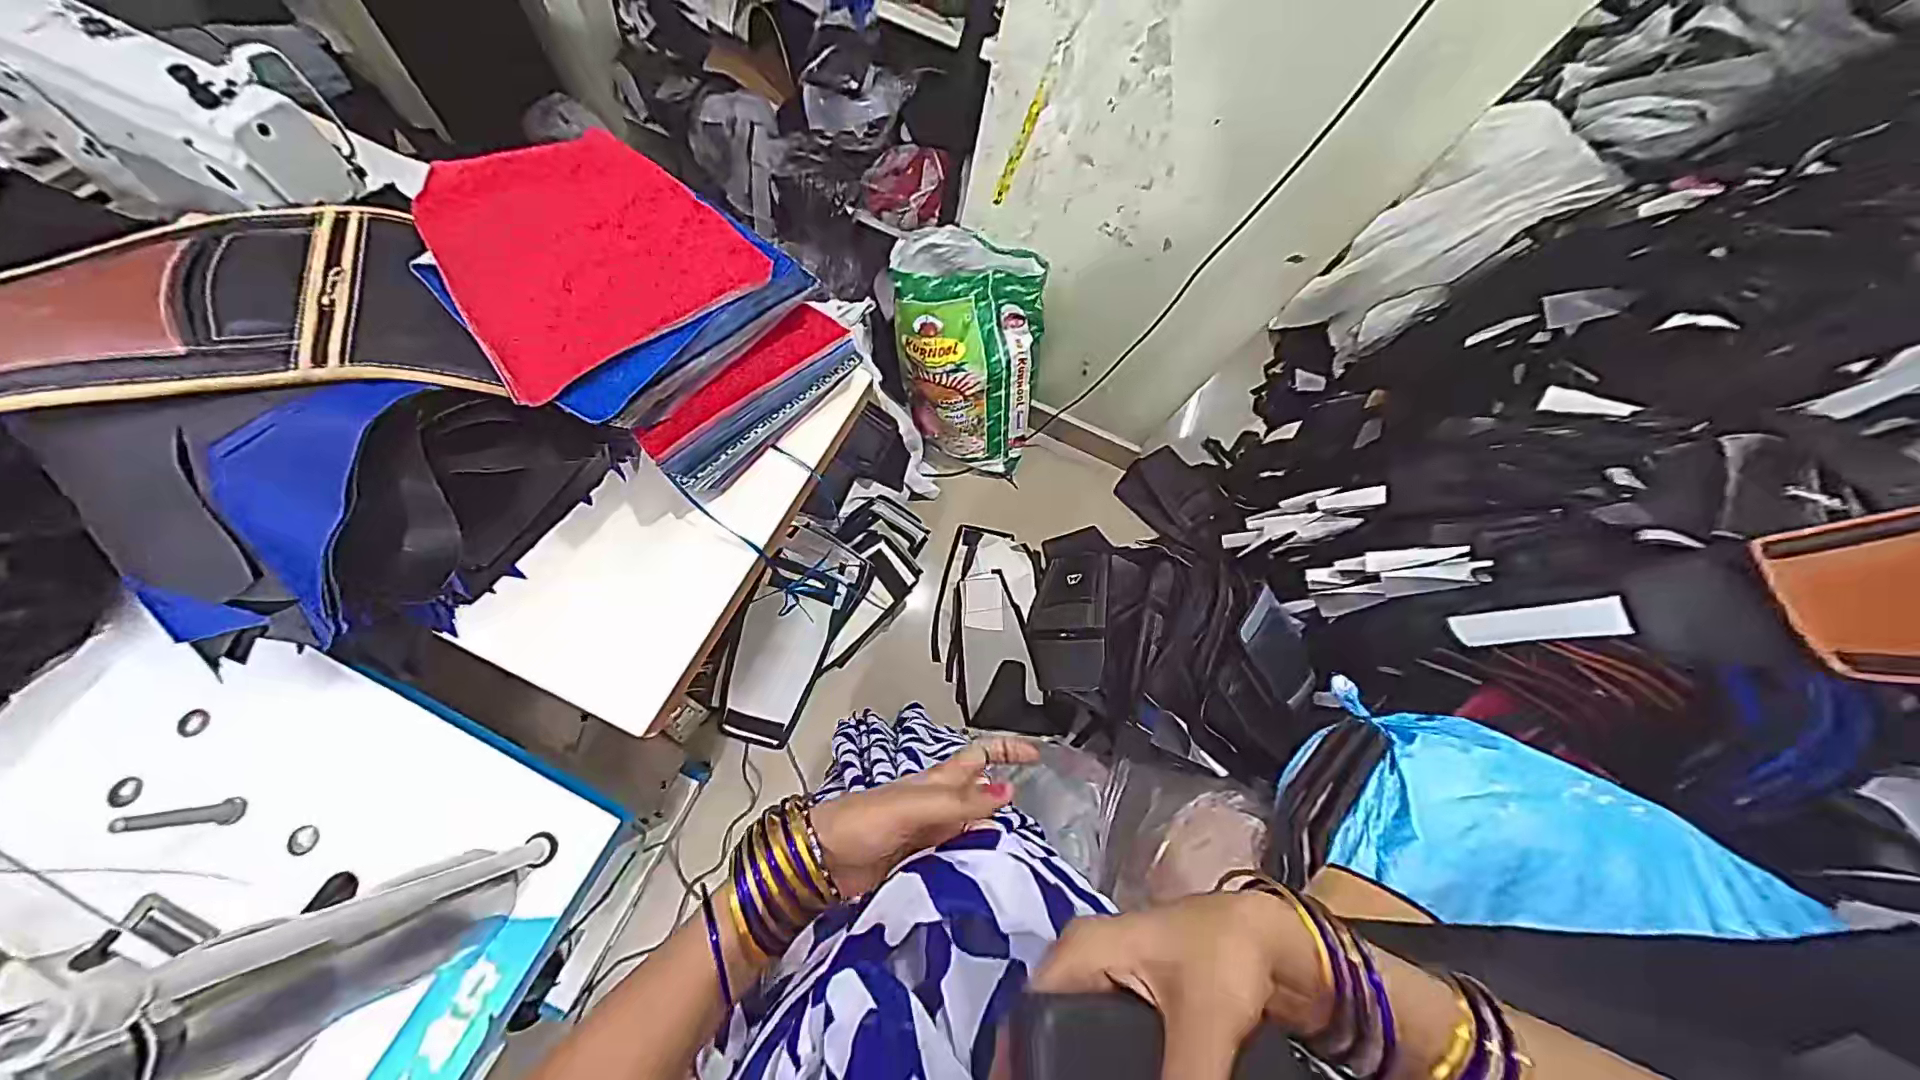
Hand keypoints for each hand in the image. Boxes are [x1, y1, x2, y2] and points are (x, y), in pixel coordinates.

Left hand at [809, 736, 1037, 895]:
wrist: (823, 860)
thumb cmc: (861, 821)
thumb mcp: (914, 805)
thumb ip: (959, 803)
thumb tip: (1006, 793)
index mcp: (936, 780)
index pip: (979, 756)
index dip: (1006, 750)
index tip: (1036, 753)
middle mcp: (937, 804)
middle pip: (980, 793)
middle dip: (1005, 795)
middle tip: (1035, 810)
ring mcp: (929, 833)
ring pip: (972, 827)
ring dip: (993, 834)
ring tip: (1020, 848)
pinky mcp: (921, 862)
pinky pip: (957, 858)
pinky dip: (974, 862)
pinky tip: (987, 874)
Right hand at [1030, 891, 1332, 1079]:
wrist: (1279, 942)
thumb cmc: (1228, 955)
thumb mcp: (1204, 1024)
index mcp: (1082, 949)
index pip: (1029, 1012)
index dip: (1020, 1059)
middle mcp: (1085, 964)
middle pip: (1047, 1029)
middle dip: (1046, 1066)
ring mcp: (1108, 985)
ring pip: (1073, 1039)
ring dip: (1075, 1069)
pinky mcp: (1135, 1010)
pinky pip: (1101, 1048)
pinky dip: (1100, 1069)